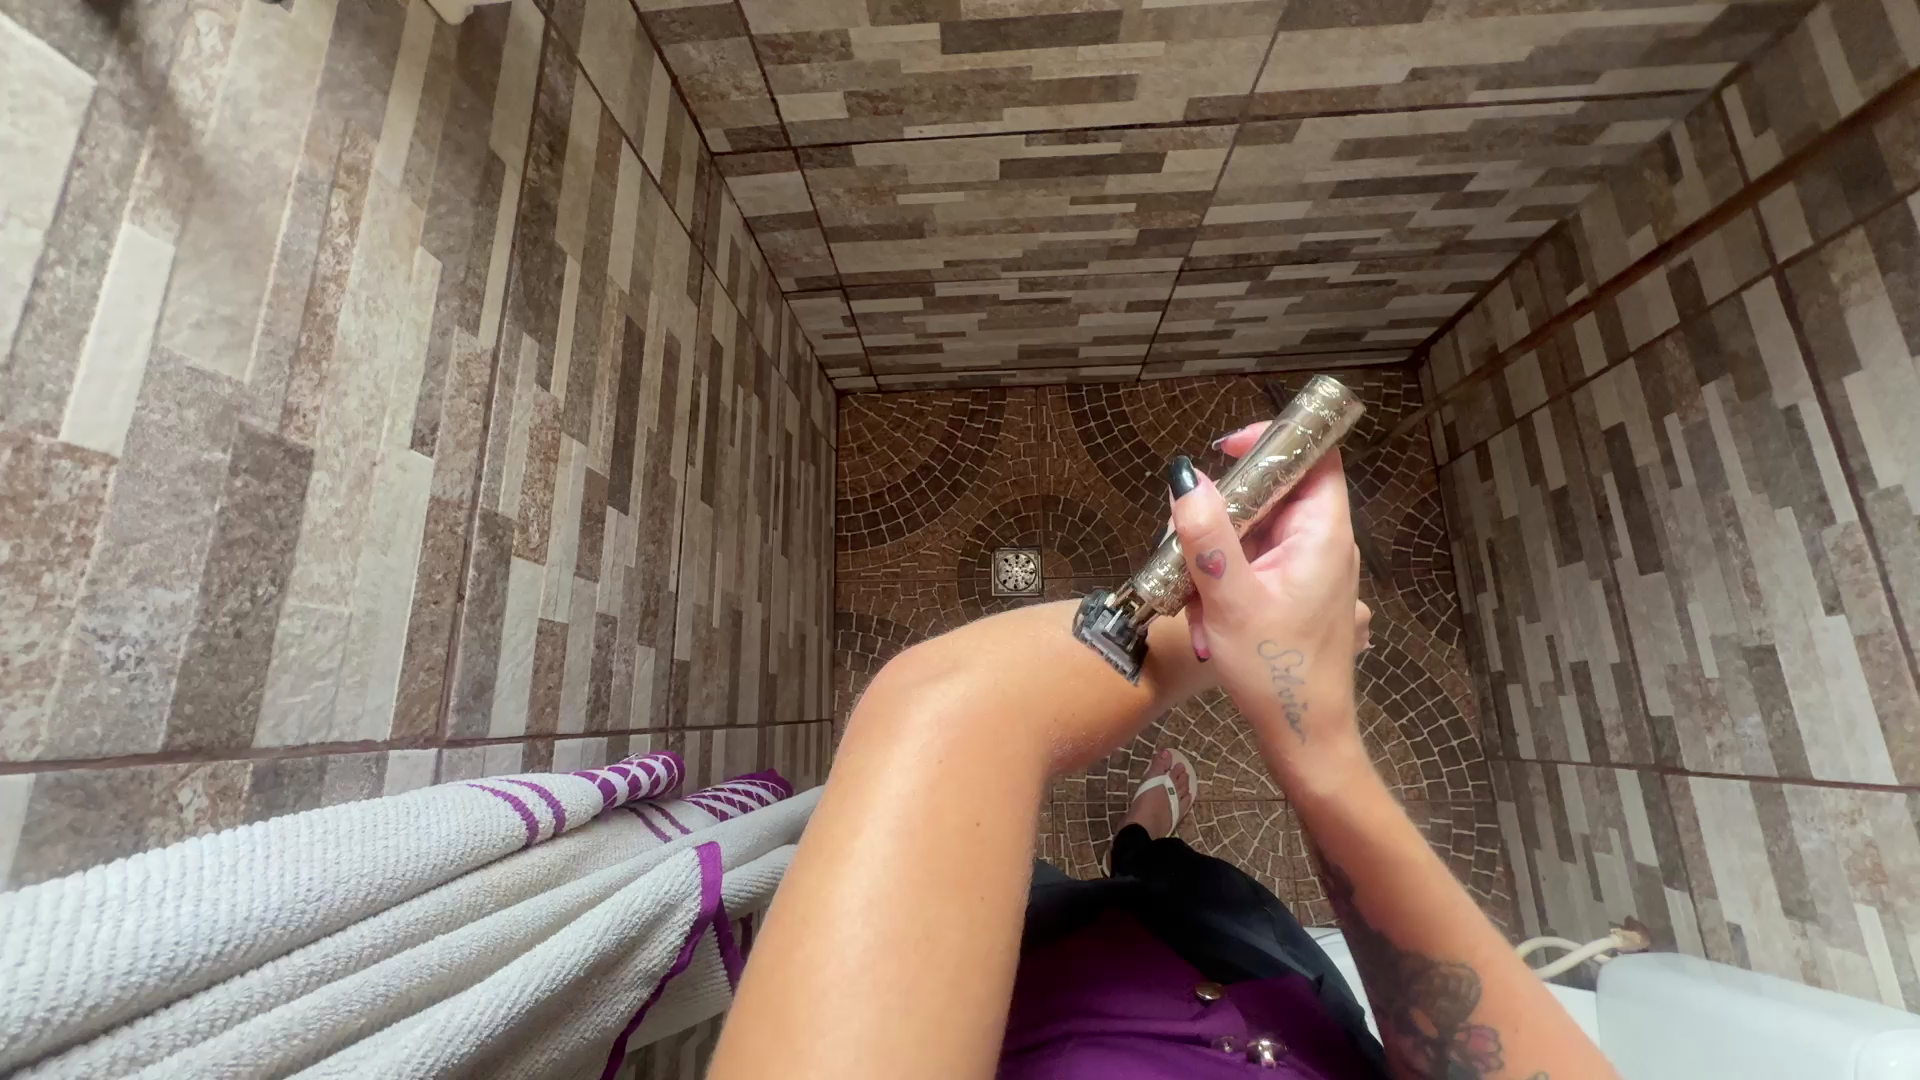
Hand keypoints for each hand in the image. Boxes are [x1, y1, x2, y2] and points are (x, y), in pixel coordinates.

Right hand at [1168, 434, 1368, 786]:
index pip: (1313, 456)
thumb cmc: (1275, 672)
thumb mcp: (1230, 600)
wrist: (1303, 737)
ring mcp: (1307, 570)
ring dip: (1213, 554)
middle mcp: (1322, 545)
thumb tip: (1186, 476)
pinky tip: (1204, 615)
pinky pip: (1252, 564)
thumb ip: (1207, 535)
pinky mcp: (1292, 593)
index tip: (1222, 452)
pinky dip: (1222, 579)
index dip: (1273, 440)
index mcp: (1322, 535)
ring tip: (1192, 597)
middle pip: (1271, 495)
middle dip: (1219, 512)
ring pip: (1253, 533)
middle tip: (1182, 542)